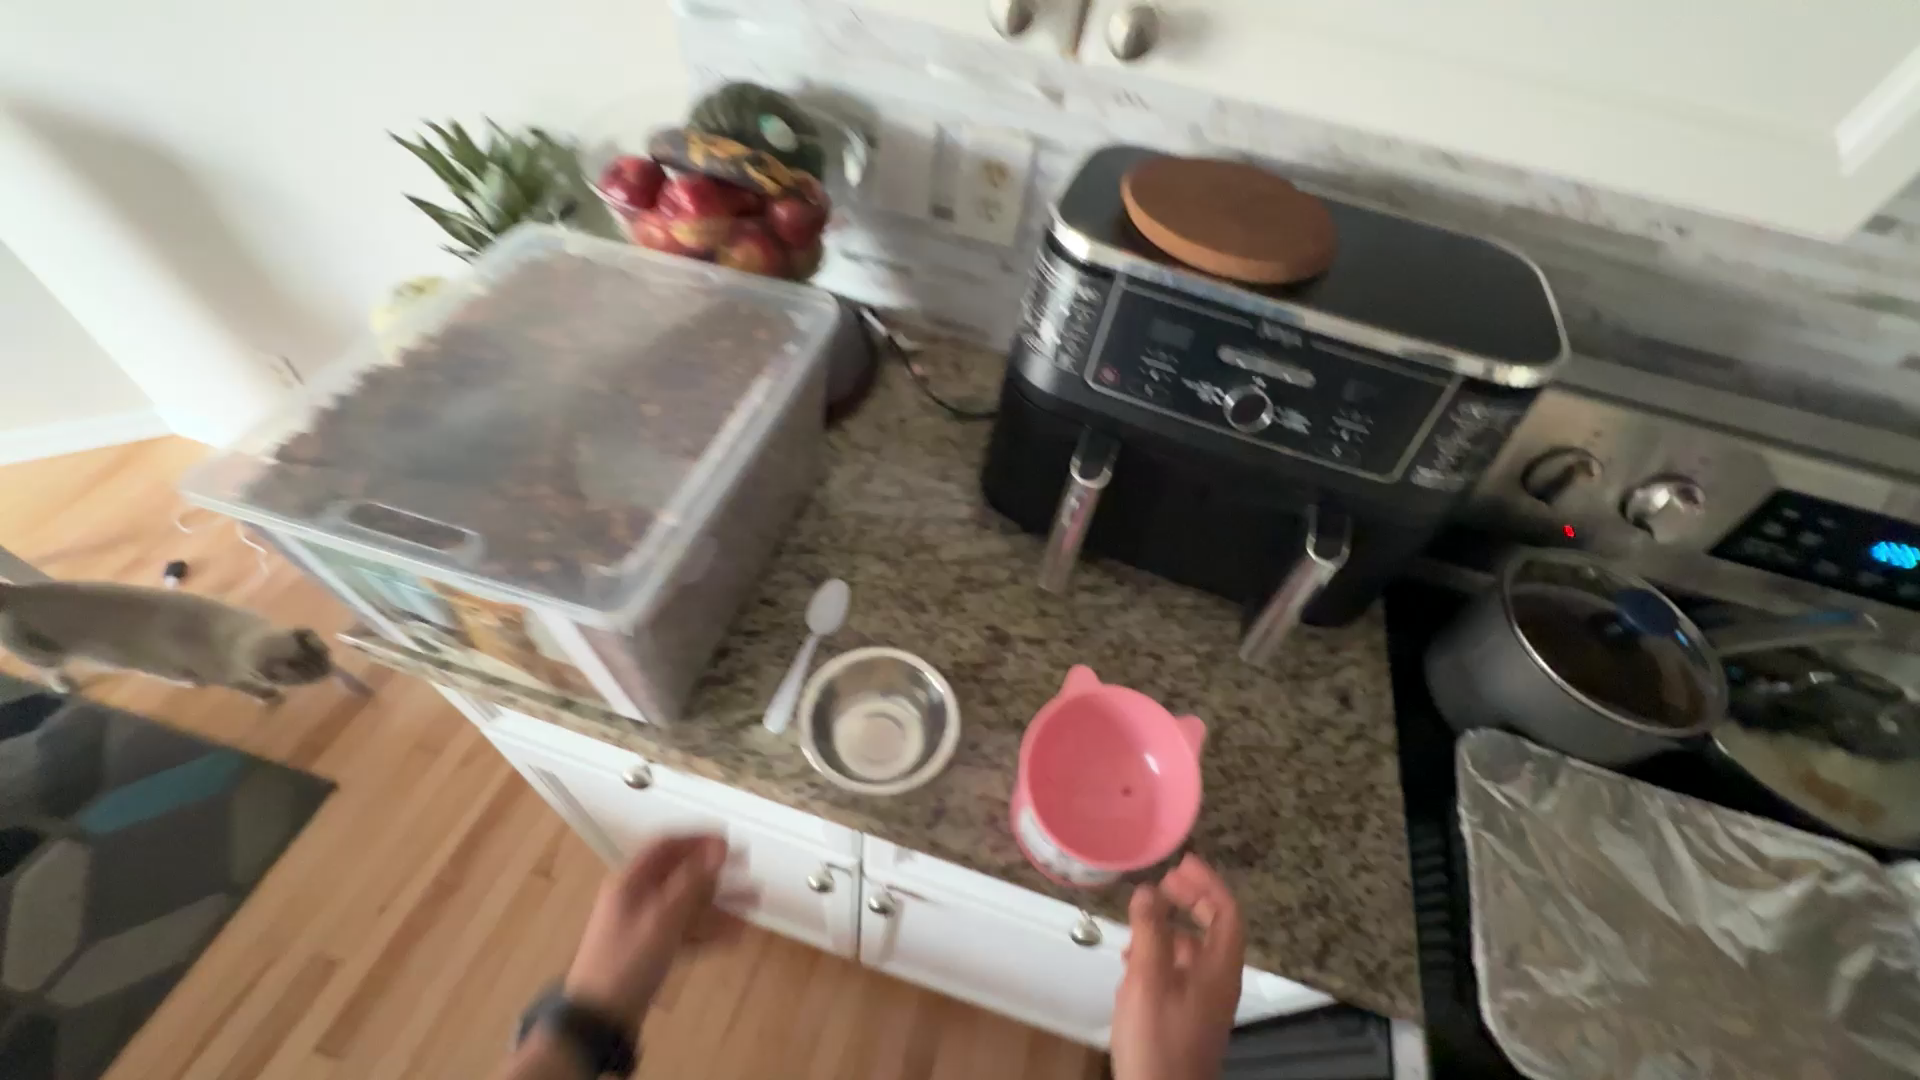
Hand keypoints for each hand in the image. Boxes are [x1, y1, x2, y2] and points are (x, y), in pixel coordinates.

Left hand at [562, 835, 729, 1028]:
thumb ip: (692, 879)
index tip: (728, 840)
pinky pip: (687, 929)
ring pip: (689, 903)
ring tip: (753, 901)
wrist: (599, 1020)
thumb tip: (720, 846)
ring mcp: (646, 924)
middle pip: (682, 873)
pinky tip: (736, 932)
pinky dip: (710, 928)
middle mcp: (638, 897)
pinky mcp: (654, 949)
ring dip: (720, 900)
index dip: (698, 838)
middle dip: (716, 870)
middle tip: (746, 865)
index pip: (667, 845)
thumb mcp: (662, 915)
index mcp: (631, 881)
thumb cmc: (628, 959)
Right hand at [1111, 855, 1246, 1079]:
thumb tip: (1149, 890)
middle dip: (1192, 899)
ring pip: (1195, 949)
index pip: (1227, 913)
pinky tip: (1132, 961)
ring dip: (1171, 926)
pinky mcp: (1187, 1017)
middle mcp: (1218, 982)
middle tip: (1164, 882)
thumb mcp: (1148, 980)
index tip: (1182, 862)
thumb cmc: (1157, 1041)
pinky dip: (1161, 953)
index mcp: (1218, 970)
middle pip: (1215, 928)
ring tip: (1139, 920)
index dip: (1208, 883)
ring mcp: (1204, 1002)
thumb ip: (1149, 931)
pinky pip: (1181, 970)